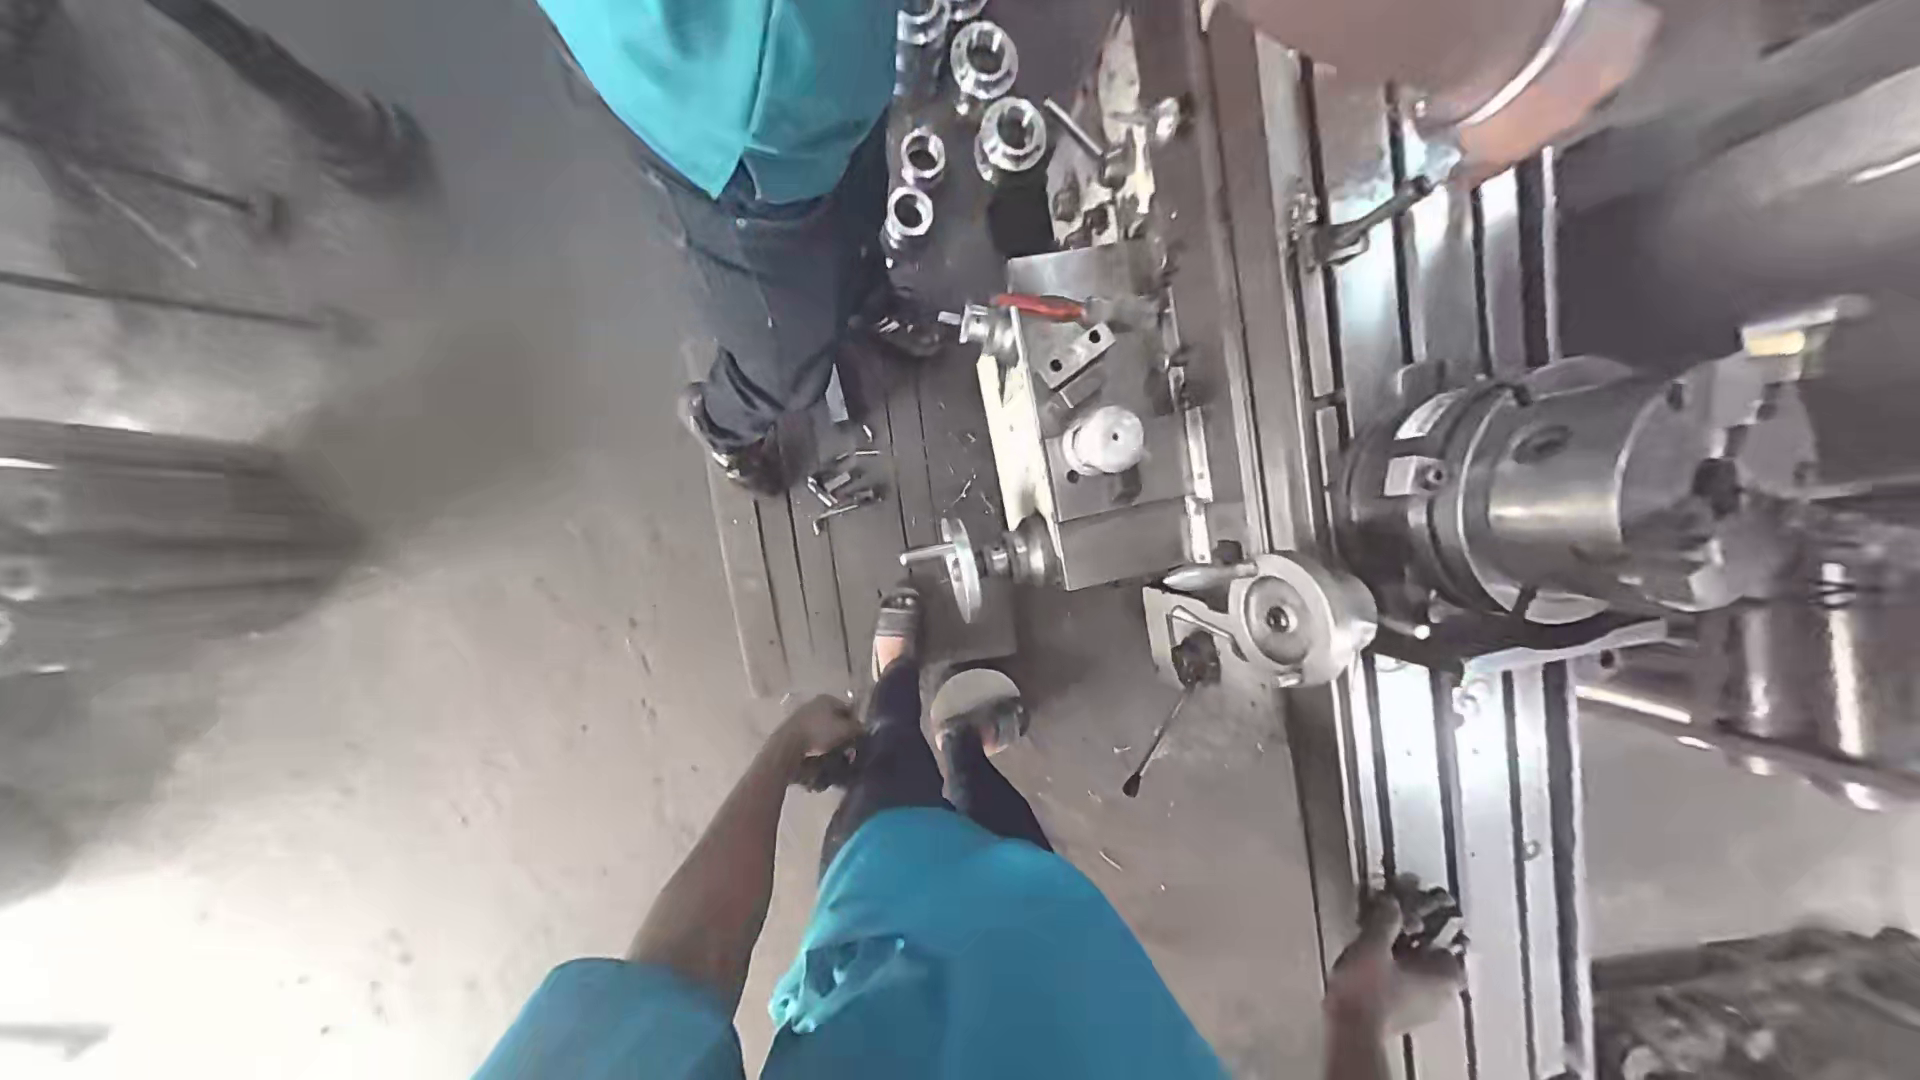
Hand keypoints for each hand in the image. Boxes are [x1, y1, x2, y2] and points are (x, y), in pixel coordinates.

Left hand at [770, 695, 860, 772]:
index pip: (849, 709)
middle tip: (846, 745)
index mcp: (828, 698)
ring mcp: (803, 714)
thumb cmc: (820, 733)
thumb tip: (863, 729)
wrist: (788, 744)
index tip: (857, 737)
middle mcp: (815, 702)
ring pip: (824, 726)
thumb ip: (857, 728)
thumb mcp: (845, 730)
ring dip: (830, 737)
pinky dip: (818, 741)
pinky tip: (819, 751)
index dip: (855, 723)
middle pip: (835, 717)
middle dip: (842, 731)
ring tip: (833, 751)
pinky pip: (812, 733)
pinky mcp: (794, 727)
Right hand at [1325, 883, 1465, 1036]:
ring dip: (1404, 953)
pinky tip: (1373, 956)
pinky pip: (1406, 982)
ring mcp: (1421, 1008)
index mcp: (1441, 981)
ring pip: (1420, 973)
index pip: (1455, 954)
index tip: (1421, 916)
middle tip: (1396, 919)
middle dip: (1418, 940)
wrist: (1351, 1027)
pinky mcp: (1402, 1012)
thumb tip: (1393, 899)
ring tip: (1380, 933)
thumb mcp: (1373, 945)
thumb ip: (1385, 920)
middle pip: (1435, 962)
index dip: (1440, 933)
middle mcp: (1439, 996)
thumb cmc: (1368, 985)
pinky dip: (1395, 967)